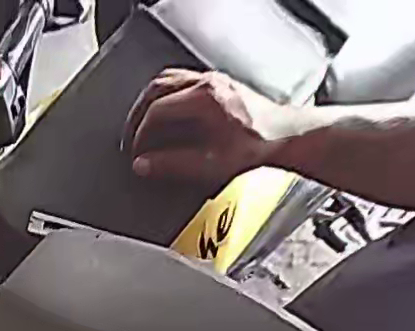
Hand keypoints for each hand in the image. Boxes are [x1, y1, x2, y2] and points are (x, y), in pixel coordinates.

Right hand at [123, 69, 308, 185]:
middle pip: (157, 88)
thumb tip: (143, 165)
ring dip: (149, 104)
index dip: (139, 135)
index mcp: (203, 98)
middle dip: (137, 116)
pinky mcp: (219, 86)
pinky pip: (182, 83)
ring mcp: (213, 81)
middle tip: (129, 138)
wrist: (285, 140)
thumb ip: (172, 164)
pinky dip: (165, 100)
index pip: (155, 111)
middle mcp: (208, 83)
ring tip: (141, 128)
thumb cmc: (256, 150)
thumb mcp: (208, 165)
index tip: (135, 155)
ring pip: (168, 81)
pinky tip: (164, 119)